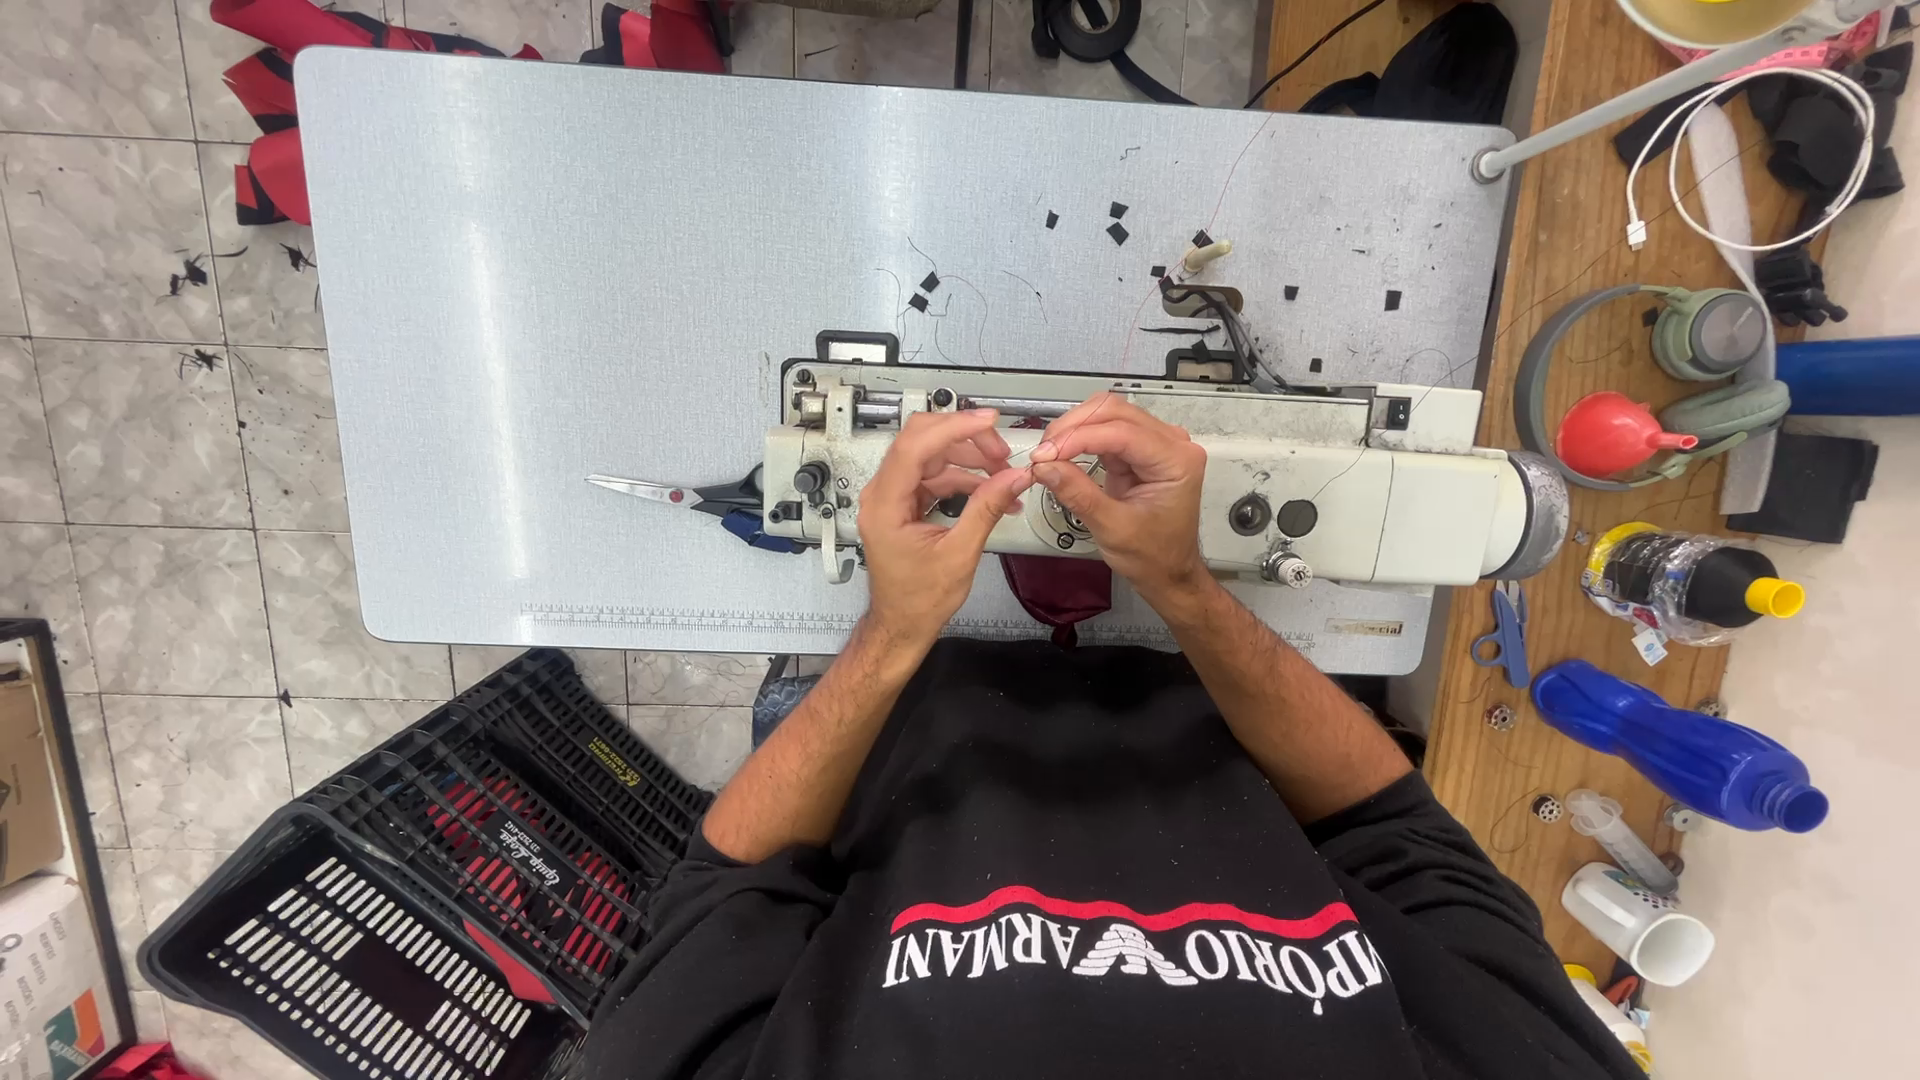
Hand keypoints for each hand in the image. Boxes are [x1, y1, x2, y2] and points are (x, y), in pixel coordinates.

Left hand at [858, 409, 1033, 648]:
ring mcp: (892, 497)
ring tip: (1003, 474)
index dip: (952, 427)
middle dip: (966, 440)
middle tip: (1001, 450)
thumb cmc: (917, 601)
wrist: (902, 624)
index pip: (914, 446)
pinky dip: (964, 479)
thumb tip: (1013, 478)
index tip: (986, 421)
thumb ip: (986, 510)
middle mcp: (882, 495)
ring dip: (970, 460)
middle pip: (922, 442)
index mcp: (884, 506)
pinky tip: (991, 490)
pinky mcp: (905, 504)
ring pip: (932, 457)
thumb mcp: (960, 555)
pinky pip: (935, 477)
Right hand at [1029, 393, 1210, 605]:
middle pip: (1114, 412)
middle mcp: (1171, 443)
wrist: (1168, 572)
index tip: (1044, 456)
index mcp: (1176, 460)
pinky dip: (1079, 439)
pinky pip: (1104, 432)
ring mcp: (1154, 444)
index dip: (1078, 438)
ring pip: (1107, 415)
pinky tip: (1060, 454)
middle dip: (1073, 427)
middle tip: (1042, 454)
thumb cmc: (1153, 556)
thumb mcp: (1112, 529)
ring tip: (1048, 455)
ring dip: (1073, 429)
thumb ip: (1078, 494)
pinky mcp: (1137, 451)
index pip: (1122, 432)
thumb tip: (1043, 467)